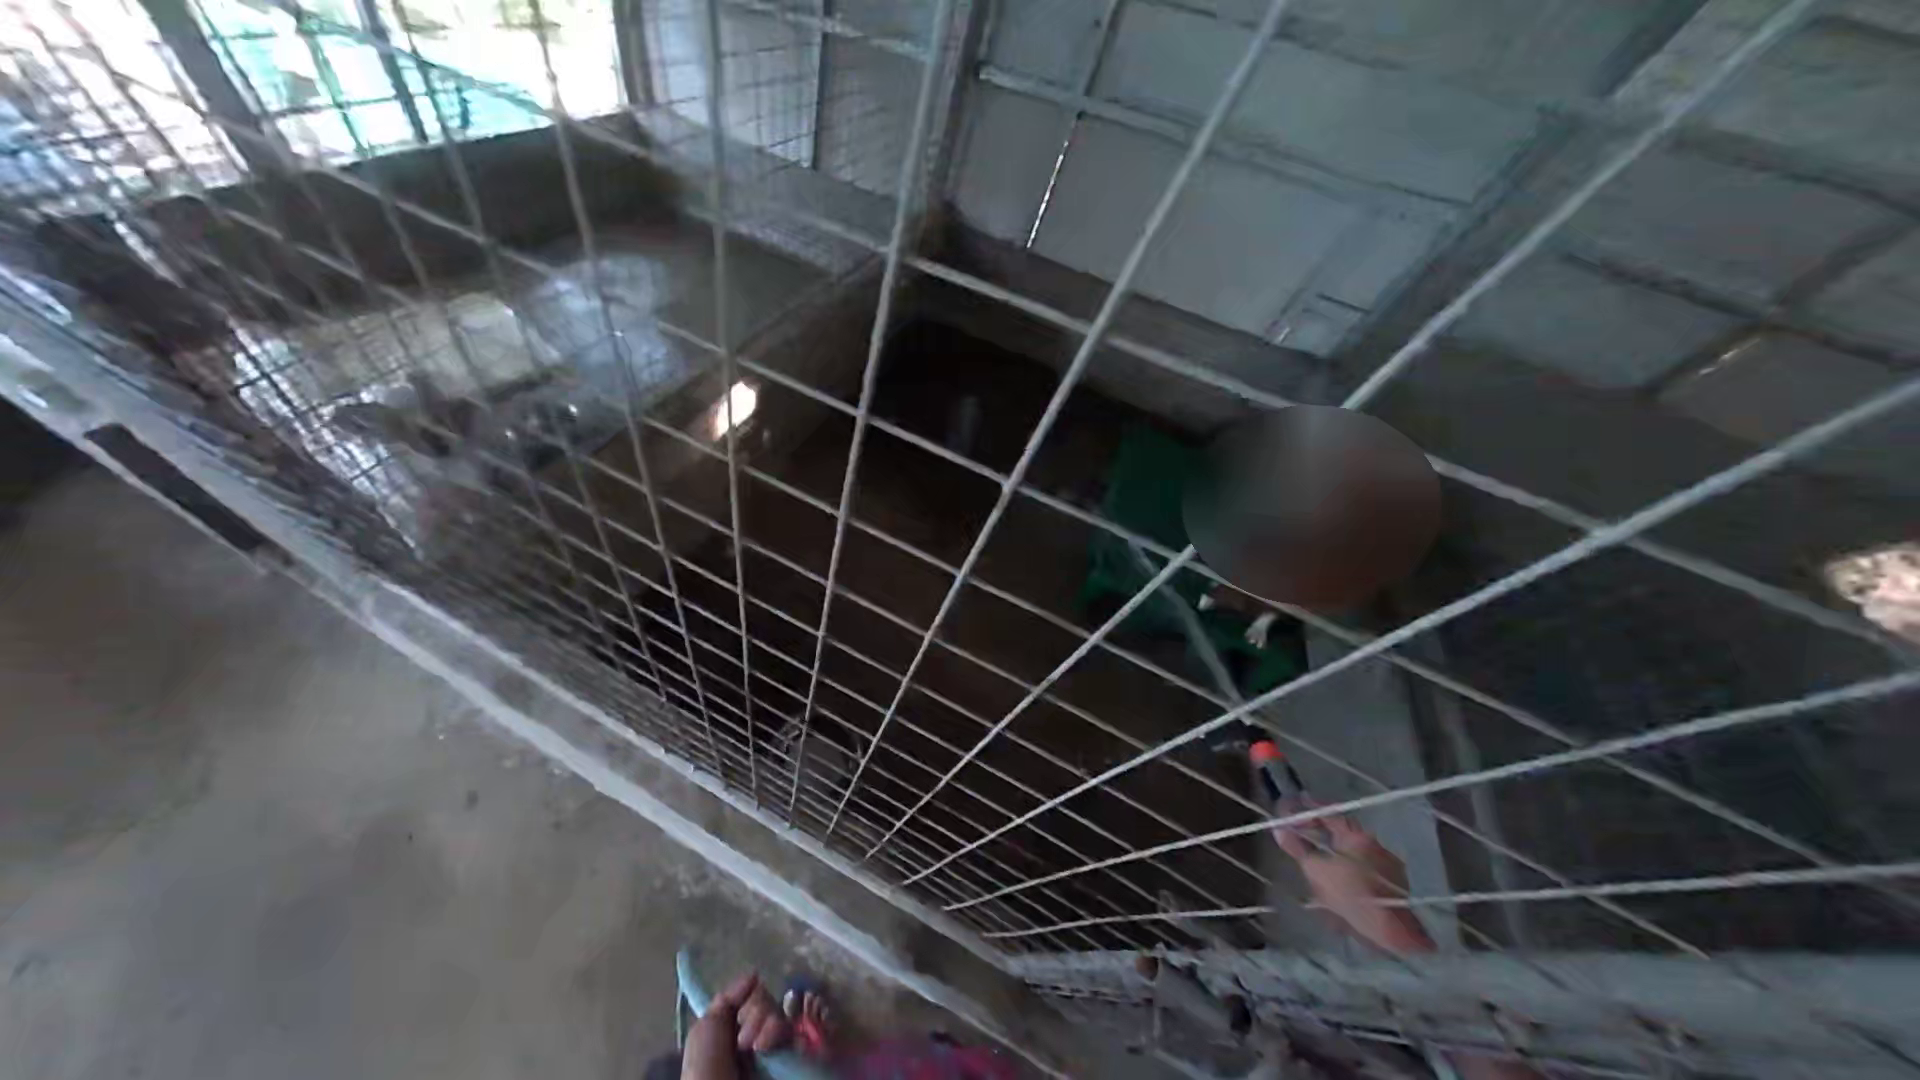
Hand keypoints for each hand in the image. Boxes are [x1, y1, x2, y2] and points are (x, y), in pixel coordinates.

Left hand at [682, 973, 790, 1079]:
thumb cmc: (705, 1069)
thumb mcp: (706, 1029)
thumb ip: (728, 998)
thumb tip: (755, 974)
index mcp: (737, 1029)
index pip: (757, 998)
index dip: (751, 1000)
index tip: (740, 1015)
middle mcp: (757, 1038)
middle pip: (772, 1005)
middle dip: (759, 1014)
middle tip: (745, 1039)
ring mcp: (775, 1053)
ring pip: (785, 1018)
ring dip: (770, 1026)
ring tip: (759, 1047)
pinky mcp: (790, 1063)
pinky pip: (798, 1038)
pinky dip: (788, 1036)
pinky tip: (771, 1046)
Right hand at [1272, 806, 1434, 953]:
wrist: (1394, 936)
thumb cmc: (1352, 896)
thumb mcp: (1316, 871)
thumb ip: (1298, 848)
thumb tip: (1280, 830)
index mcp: (1359, 837)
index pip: (1330, 814)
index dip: (1308, 812)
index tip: (1290, 813)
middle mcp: (1377, 847)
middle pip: (1343, 835)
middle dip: (1320, 836)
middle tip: (1299, 838)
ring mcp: (1389, 869)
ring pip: (1353, 855)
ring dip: (1333, 857)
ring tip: (1315, 866)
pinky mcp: (1394, 891)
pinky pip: (1363, 872)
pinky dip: (1347, 874)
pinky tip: (1335, 887)